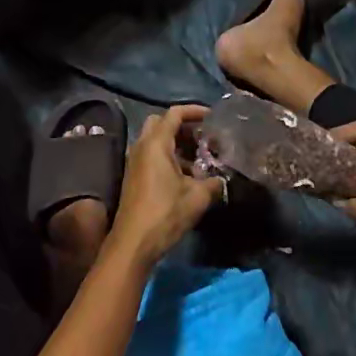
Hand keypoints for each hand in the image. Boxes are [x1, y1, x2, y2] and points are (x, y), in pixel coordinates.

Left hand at [109, 105, 224, 267]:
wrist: (133, 245)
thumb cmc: (165, 214)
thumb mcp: (198, 197)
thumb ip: (214, 183)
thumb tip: (223, 179)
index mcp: (156, 143)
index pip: (175, 113)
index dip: (195, 111)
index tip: (212, 117)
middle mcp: (142, 146)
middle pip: (162, 122)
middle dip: (183, 126)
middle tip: (202, 137)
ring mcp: (135, 162)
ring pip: (156, 140)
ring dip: (176, 144)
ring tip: (200, 159)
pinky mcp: (133, 177)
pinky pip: (152, 155)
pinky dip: (168, 157)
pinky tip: (186, 176)